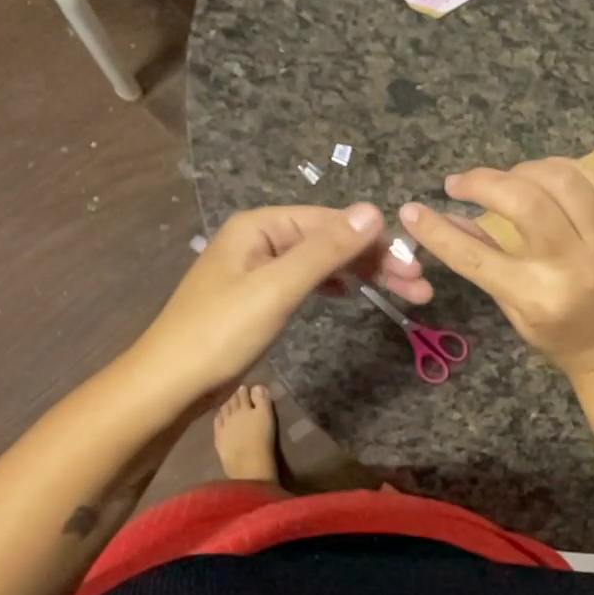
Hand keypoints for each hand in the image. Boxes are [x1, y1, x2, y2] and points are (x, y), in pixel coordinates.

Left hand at [127, 204, 429, 404]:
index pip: (333, 222)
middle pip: (332, 241)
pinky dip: (338, 285)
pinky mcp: (262, 296)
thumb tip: (374, 211)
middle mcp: (262, 239)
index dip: (377, 241)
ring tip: (406, 294)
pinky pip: (311, 279)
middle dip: (378, 261)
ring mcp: (261, 268)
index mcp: (261, 226)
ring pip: (325, 262)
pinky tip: (355, 293)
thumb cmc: (221, 333)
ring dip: (365, 275)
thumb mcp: (279, 288)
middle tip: (421, 288)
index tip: (416, 267)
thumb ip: (326, 250)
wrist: (172, 383)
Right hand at [400, 159, 593, 375]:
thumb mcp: (511, 308)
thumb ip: (480, 261)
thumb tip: (441, 220)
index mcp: (537, 297)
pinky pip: (592, 179)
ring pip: (561, 180)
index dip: (438, 231)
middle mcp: (572, 267)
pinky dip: (560, 168)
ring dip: (523, 170)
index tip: (413, 210)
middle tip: (460, 184)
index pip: (477, 256)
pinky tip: (540, 176)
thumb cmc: (556, 333)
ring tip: (504, 180)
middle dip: (483, 182)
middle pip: (525, 202)